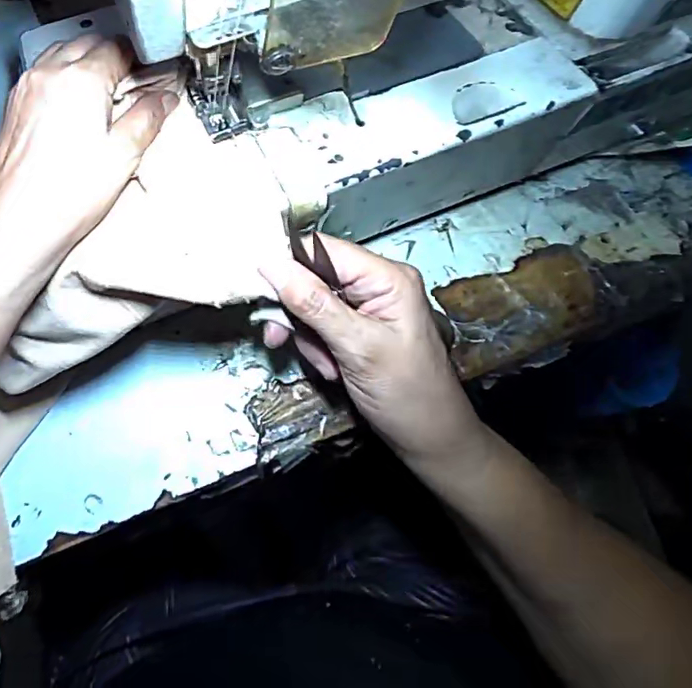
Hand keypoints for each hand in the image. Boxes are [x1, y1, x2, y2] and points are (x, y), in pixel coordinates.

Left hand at [0, 35, 177, 291]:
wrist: (15, 225)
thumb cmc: (65, 196)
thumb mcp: (124, 155)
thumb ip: (148, 117)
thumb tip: (164, 99)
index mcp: (80, 79)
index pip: (118, 48)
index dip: (141, 58)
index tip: (154, 73)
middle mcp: (48, 74)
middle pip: (88, 43)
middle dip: (114, 55)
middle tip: (135, 81)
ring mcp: (26, 89)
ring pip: (62, 53)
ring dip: (85, 60)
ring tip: (105, 90)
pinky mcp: (13, 106)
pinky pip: (42, 73)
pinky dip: (63, 75)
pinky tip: (76, 104)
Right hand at [259, 239, 481, 465]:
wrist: (433, 442)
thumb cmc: (408, 395)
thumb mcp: (357, 347)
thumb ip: (313, 304)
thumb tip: (272, 264)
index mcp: (385, 276)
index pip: (323, 248)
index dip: (287, 262)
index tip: (258, 284)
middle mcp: (376, 282)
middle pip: (313, 275)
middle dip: (296, 309)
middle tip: (279, 336)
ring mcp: (368, 305)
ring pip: (312, 302)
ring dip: (308, 335)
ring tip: (326, 366)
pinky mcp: (359, 327)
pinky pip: (322, 323)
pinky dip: (317, 346)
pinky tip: (330, 368)